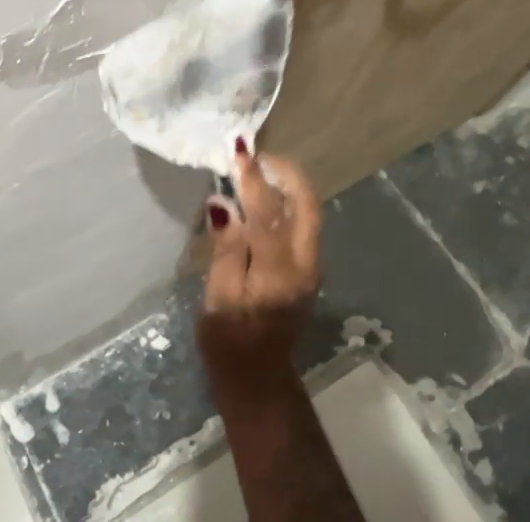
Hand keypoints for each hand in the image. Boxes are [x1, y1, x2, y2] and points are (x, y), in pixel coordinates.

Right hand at [198, 146, 322, 380]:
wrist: (258, 379)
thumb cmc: (229, 341)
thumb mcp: (218, 297)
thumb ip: (226, 249)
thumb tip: (223, 204)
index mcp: (278, 273)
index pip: (269, 214)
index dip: (253, 179)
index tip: (239, 150)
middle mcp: (305, 265)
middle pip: (306, 205)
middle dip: (284, 173)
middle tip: (255, 154)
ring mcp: (311, 268)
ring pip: (308, 212)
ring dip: (287, 185)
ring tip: (256, 168)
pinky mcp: (308, 270)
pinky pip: (303, 224)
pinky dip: (287, 202)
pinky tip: (264, 196)